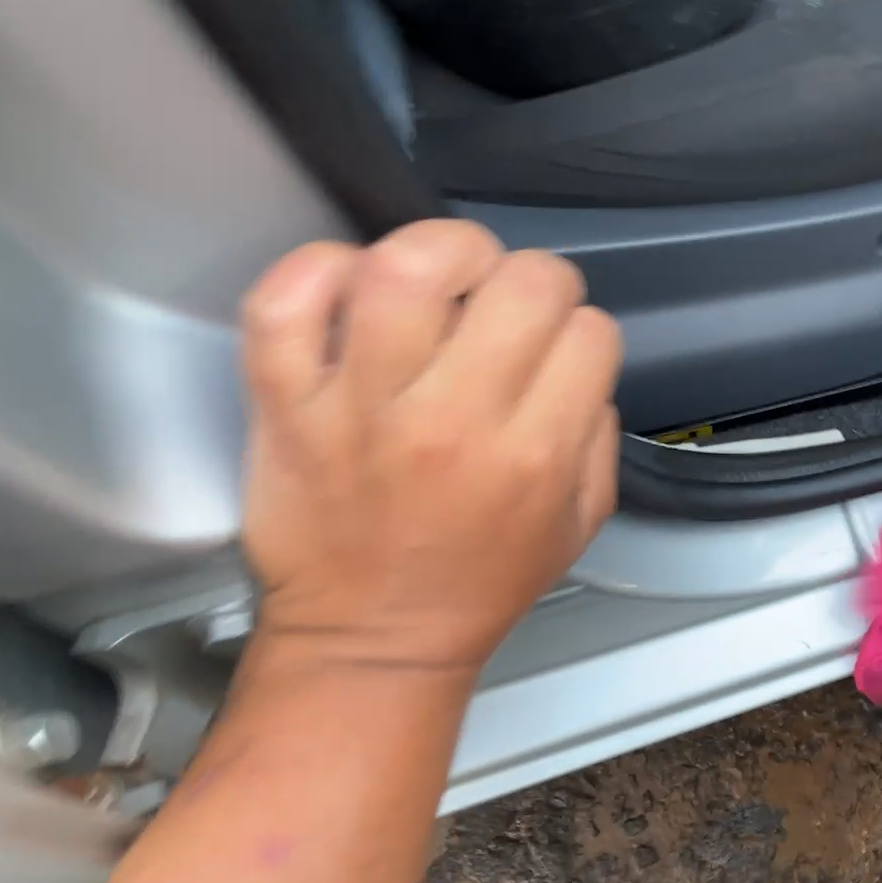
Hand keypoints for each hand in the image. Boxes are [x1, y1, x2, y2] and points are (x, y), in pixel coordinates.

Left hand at [239, 220, 622, 671]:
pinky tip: (357, 284)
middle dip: (542, 278)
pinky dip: (319, 269)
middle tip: (523, 302)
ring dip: (446, 248)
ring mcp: (363, 408)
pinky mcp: (287, 405)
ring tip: (452, 271)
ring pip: (405, 270)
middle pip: (522, 288)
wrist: (377, 634)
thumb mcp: (582, 523)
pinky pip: (286, 303)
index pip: (590, 335)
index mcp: (535, 455)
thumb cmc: (486, 580)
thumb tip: (579, 367)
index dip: (589, 331)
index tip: (571, 350)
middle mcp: (455, 422)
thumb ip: (596, 438)